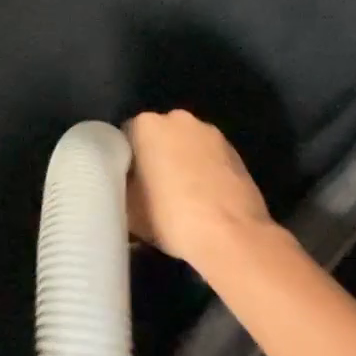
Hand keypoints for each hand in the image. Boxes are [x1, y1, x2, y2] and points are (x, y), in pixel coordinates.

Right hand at [125, 110, 275, 271]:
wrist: (232, 237)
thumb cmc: (170, 216)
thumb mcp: (128, 208)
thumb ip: (120, 187)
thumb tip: (124, 186)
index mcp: (146, 124)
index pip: (125, 137)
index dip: (125, 162)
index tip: (126, 184)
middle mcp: (179, 119)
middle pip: (158, 137)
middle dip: (154, 157)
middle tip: (150, 190)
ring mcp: (211, 134)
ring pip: (186, 146)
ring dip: (181, 163)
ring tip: (181, 198)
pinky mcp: (236, 152)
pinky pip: (209, 158)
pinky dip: (204, 173)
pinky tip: (204, 201)